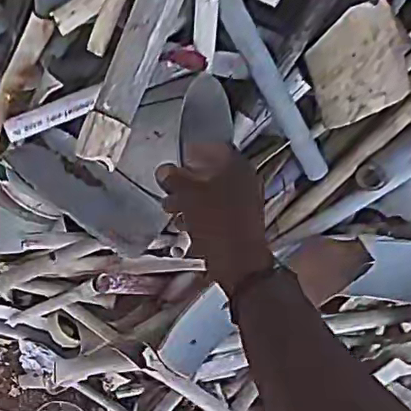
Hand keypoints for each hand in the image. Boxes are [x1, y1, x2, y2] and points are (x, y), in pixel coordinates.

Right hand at [156, 142, 273, 291]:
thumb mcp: (188, 197)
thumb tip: (165, 171)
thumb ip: (175, 180)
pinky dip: (200, 214)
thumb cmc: (218, 226)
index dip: (192, 151)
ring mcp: (245, 203)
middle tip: (169, 185)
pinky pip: (217, 211)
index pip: (213, 147)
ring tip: (171, 208)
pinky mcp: (240, 222)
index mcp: (237, 166)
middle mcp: (245, 181)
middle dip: (187, 179)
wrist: (238, 263)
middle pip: (211, 172)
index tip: (178, 158)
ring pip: (212, 193)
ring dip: (190, 199)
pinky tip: (185, 223)